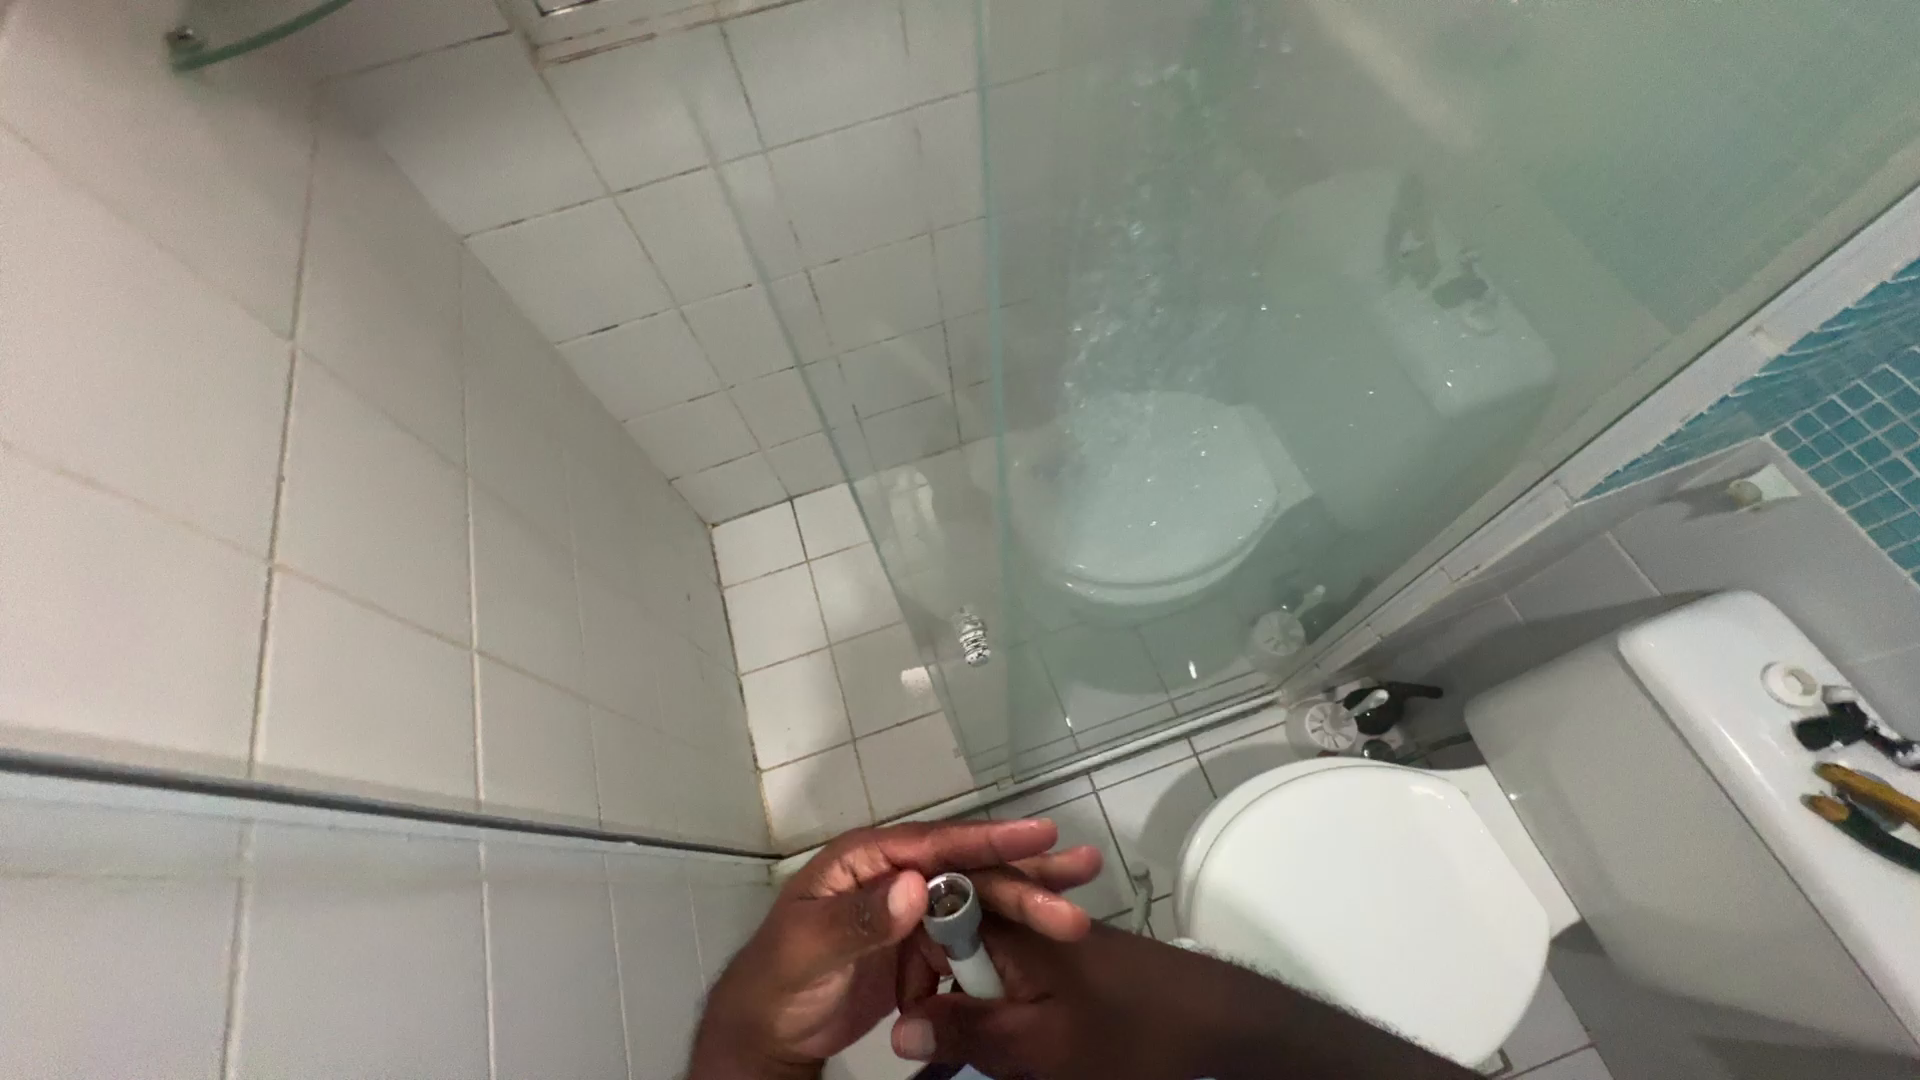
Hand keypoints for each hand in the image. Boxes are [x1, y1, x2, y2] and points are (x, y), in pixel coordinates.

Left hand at [689, 819, 1103, 1078]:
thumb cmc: (778, 980)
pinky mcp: (922, 948)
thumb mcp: (807, 948)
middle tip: (1082, 872)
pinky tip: (1041, 949)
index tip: (1040, 835)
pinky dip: (1004, 947)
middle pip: (969, 870)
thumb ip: (858, 919)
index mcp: (869, 858)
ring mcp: (913, 912)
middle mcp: (898, 875)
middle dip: (1025, 875)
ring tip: (1076, 909)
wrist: (771, 1034)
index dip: (989, 839)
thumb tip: (916, 884)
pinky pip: (971, 943)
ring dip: (1026, 905)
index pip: (937, 844)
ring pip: (979, 903)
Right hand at [891, 921, 1216, 1079]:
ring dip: (985, 1014)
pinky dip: (1011, 1010)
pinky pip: (1014, 973)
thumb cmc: (1125, 1031)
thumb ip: (968, 1032)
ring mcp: (1043, 928)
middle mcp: (1019, 912)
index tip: (916, 1021)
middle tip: (963, 1051)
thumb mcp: (1040, 1046)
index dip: (914, 974)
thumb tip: (899, 1029)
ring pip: (984, 965)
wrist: (1212, 1017)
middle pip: (954, 945)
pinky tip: (1026, 1048)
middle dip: (953, 1002)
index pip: (930, 924)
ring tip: (1007, 1058)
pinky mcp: (1062, 948)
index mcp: (1005, 922)